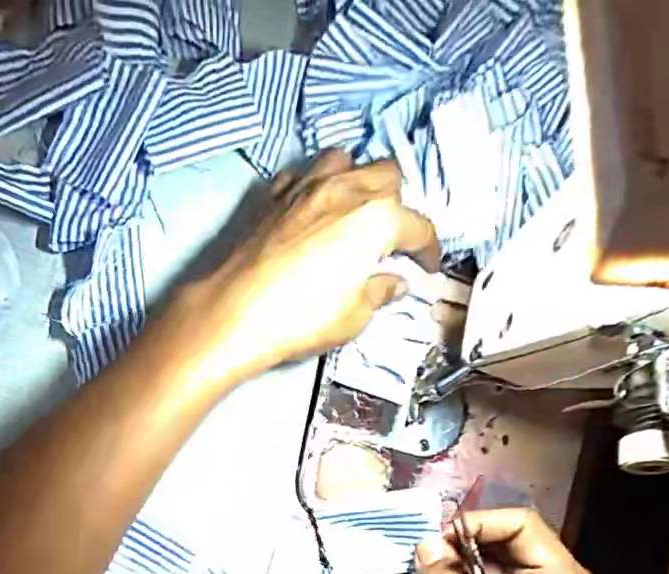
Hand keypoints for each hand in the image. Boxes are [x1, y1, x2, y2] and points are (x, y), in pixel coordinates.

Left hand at [180, 150, 440, 382]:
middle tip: (394, 238)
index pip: (419, 227)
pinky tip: (316, 209)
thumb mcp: (355, 315)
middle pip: (388, 176)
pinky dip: (318, 185)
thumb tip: (394, 283)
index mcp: (377, 219)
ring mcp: (307, 186)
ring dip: (359, 180)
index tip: (427, 266)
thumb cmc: (301, 318)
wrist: (239, 312)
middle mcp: (346, 190)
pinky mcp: (275, 195)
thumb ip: (381, 291)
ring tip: (357, 211)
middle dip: (399, 204)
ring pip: (347, 161)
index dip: (429, 250)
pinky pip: (305, 174)